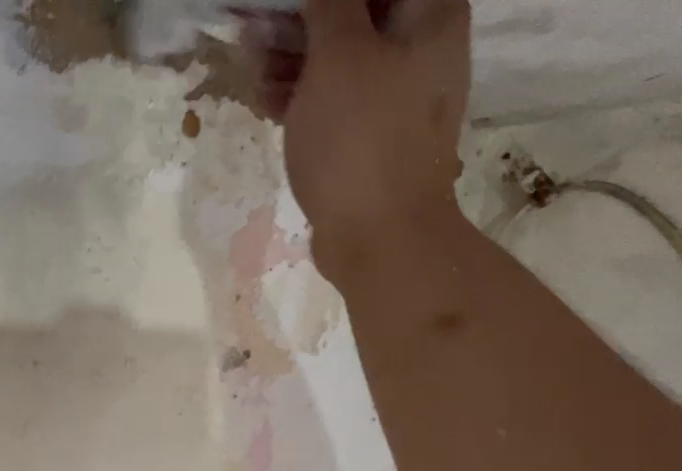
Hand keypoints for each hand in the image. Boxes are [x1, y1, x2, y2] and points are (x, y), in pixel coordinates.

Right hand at [277, 0, 472, 278]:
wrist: (379, 236)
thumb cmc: (360, 138)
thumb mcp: (338, 55)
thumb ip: (328, 4)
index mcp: (429, 14)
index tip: (281, 4)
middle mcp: (421, 47)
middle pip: (356, 13)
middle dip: (302, 20)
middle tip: (254, 33)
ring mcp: (398, 95)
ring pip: (340, 57)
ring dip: (293, 59)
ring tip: (252, 73)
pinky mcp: (372, 135)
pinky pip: (335, 99)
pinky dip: (302, 96)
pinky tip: (267, 104)